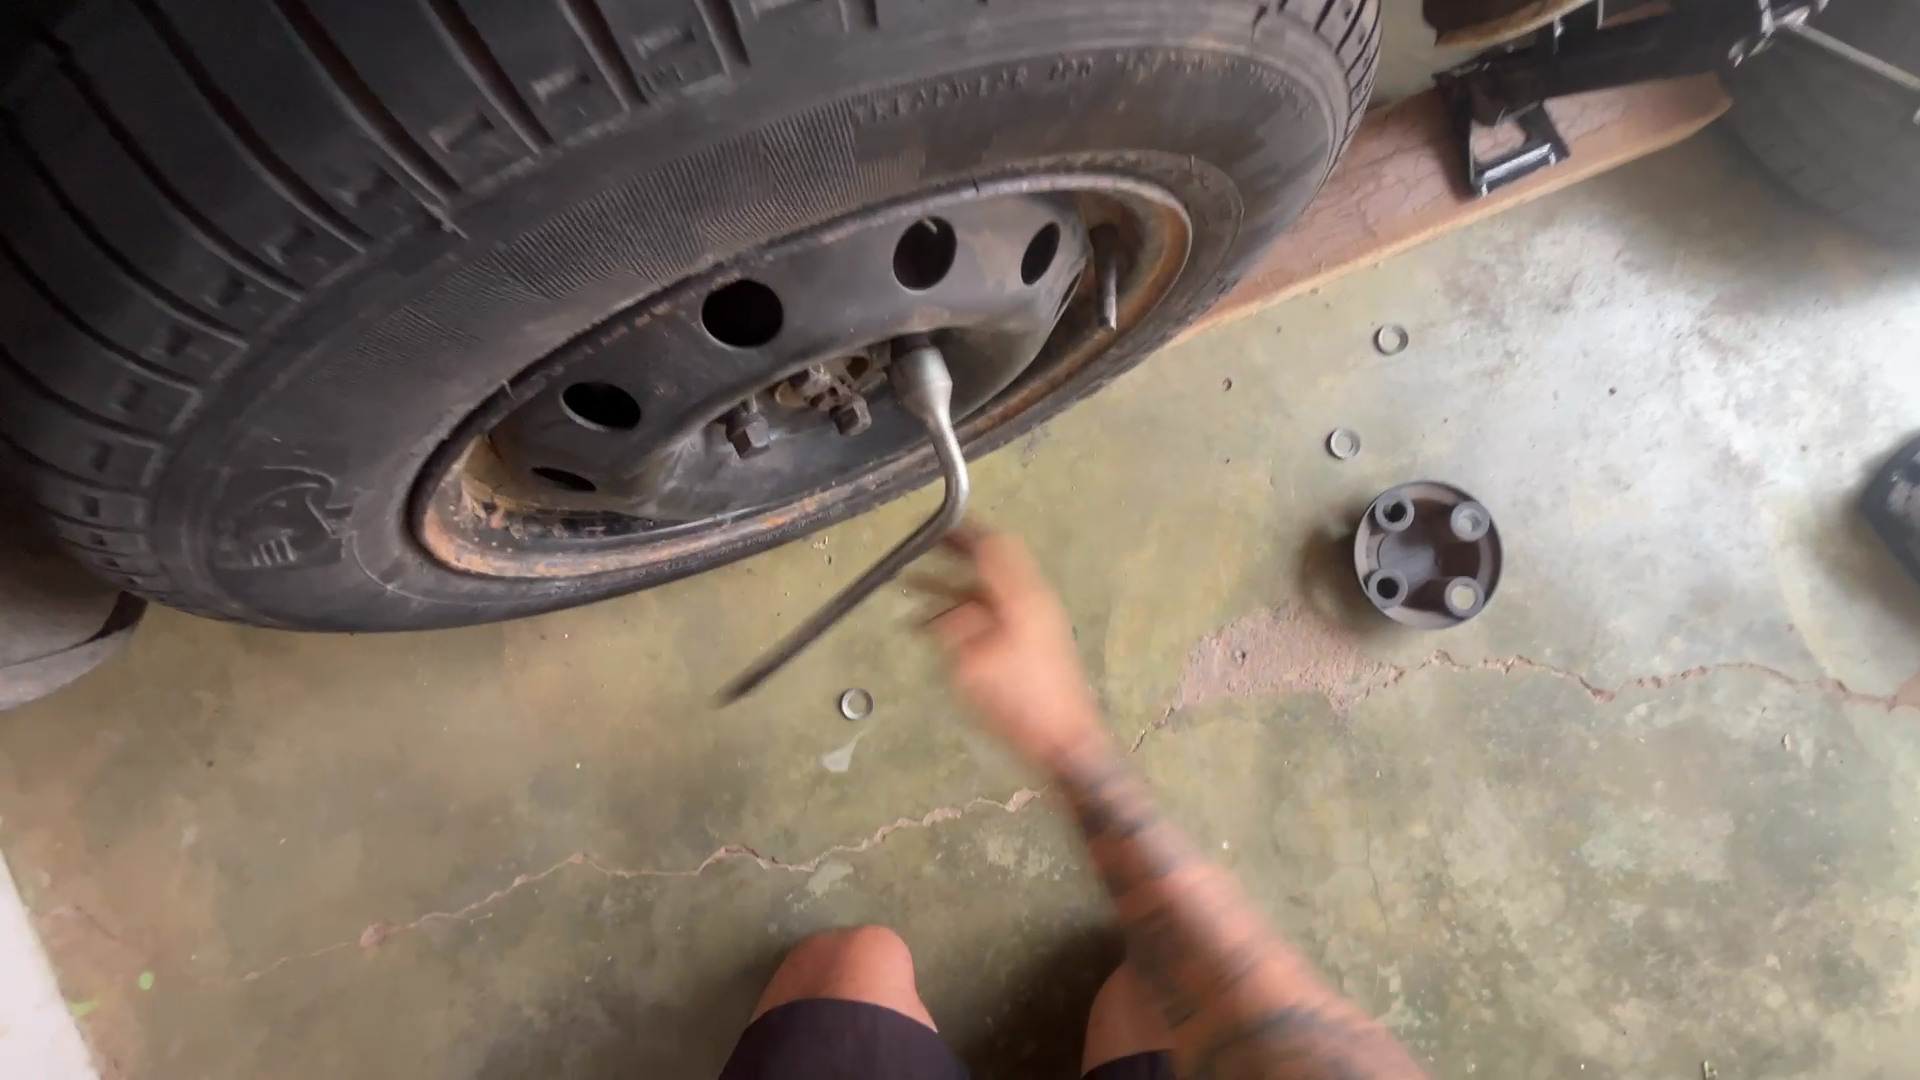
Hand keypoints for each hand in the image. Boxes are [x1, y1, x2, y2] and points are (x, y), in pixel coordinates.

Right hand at [914, 527, 1108, 772]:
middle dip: (950, 555)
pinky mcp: (1031, 642)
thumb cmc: (1021, 700)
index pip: (993, 544)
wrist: (1065, 740)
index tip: (930, 527)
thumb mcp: (975, 663)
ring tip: (911, 586)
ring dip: (950, 584)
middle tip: (915, 551)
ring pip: (988, 589)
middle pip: (991, 562)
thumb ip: (954, 626)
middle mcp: (1030, 599)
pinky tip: (935, 625)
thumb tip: (942, 609)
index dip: (961, 531)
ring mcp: (1034, 620)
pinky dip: (962, 609)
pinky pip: (993, 612)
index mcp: (1022, 594)